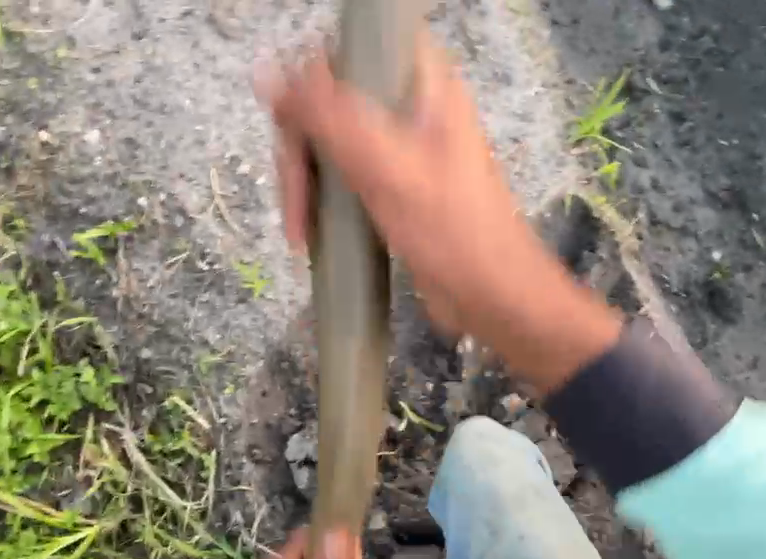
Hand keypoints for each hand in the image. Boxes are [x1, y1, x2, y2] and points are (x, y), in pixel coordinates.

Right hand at [257, 37, 622, 395]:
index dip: (311, 85)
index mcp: (421, 84)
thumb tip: (270, 75)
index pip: (347, 54)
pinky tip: (312, 237)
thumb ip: (331, 118)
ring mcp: (401, 153)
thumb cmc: (453, 234)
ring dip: (306, 187)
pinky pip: (343, 183)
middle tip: (297, 209)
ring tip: (301, 236)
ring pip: (330, 147)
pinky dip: (323, 206)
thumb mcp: (390, 169)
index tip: (294, 138)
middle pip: (329, 105)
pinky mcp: (394, 192)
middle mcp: (410, 109)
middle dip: (301, 155)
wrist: (494, 298)